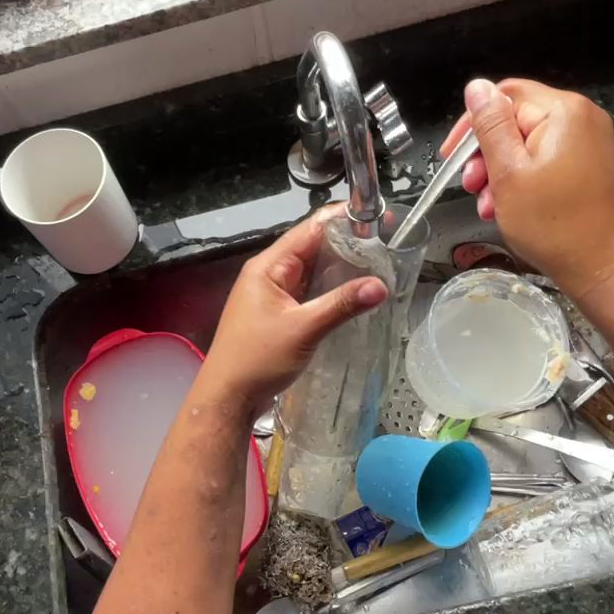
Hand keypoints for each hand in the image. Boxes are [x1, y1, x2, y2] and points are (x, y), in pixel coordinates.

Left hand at [195, 207, 387, 408]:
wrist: (228, 397)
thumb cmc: (257, 360)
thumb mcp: (303, 329)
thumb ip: (341, 305)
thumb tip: (379, 286)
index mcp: (268, 267)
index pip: (309, 230)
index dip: (343, 220)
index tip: (375, 216)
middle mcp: (269, 275)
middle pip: (312, 248)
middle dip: (346, 243)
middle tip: (385, 242)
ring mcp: (272, 296)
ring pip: (311, 272)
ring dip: (339, 268)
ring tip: (377, 264)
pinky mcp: (278, 316)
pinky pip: (308, 294)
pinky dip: (329, 291)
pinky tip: (352, 294)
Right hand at [442, 78, 613, 299]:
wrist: (602, 265)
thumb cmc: (553, 224)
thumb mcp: (508, 173)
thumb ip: (490, 126)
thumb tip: (476, 86)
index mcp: (562, 111)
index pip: (504, 96)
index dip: (471, 125)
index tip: (451, 158)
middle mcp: (580, 117)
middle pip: (515, 120)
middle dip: (486, 154)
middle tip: (471, 187)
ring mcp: (588, 142)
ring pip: (527, 144)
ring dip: (500, 172)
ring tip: (489, 206)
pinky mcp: (589, 164)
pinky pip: (545, 160)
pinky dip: (522, 179)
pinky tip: (508, 207)